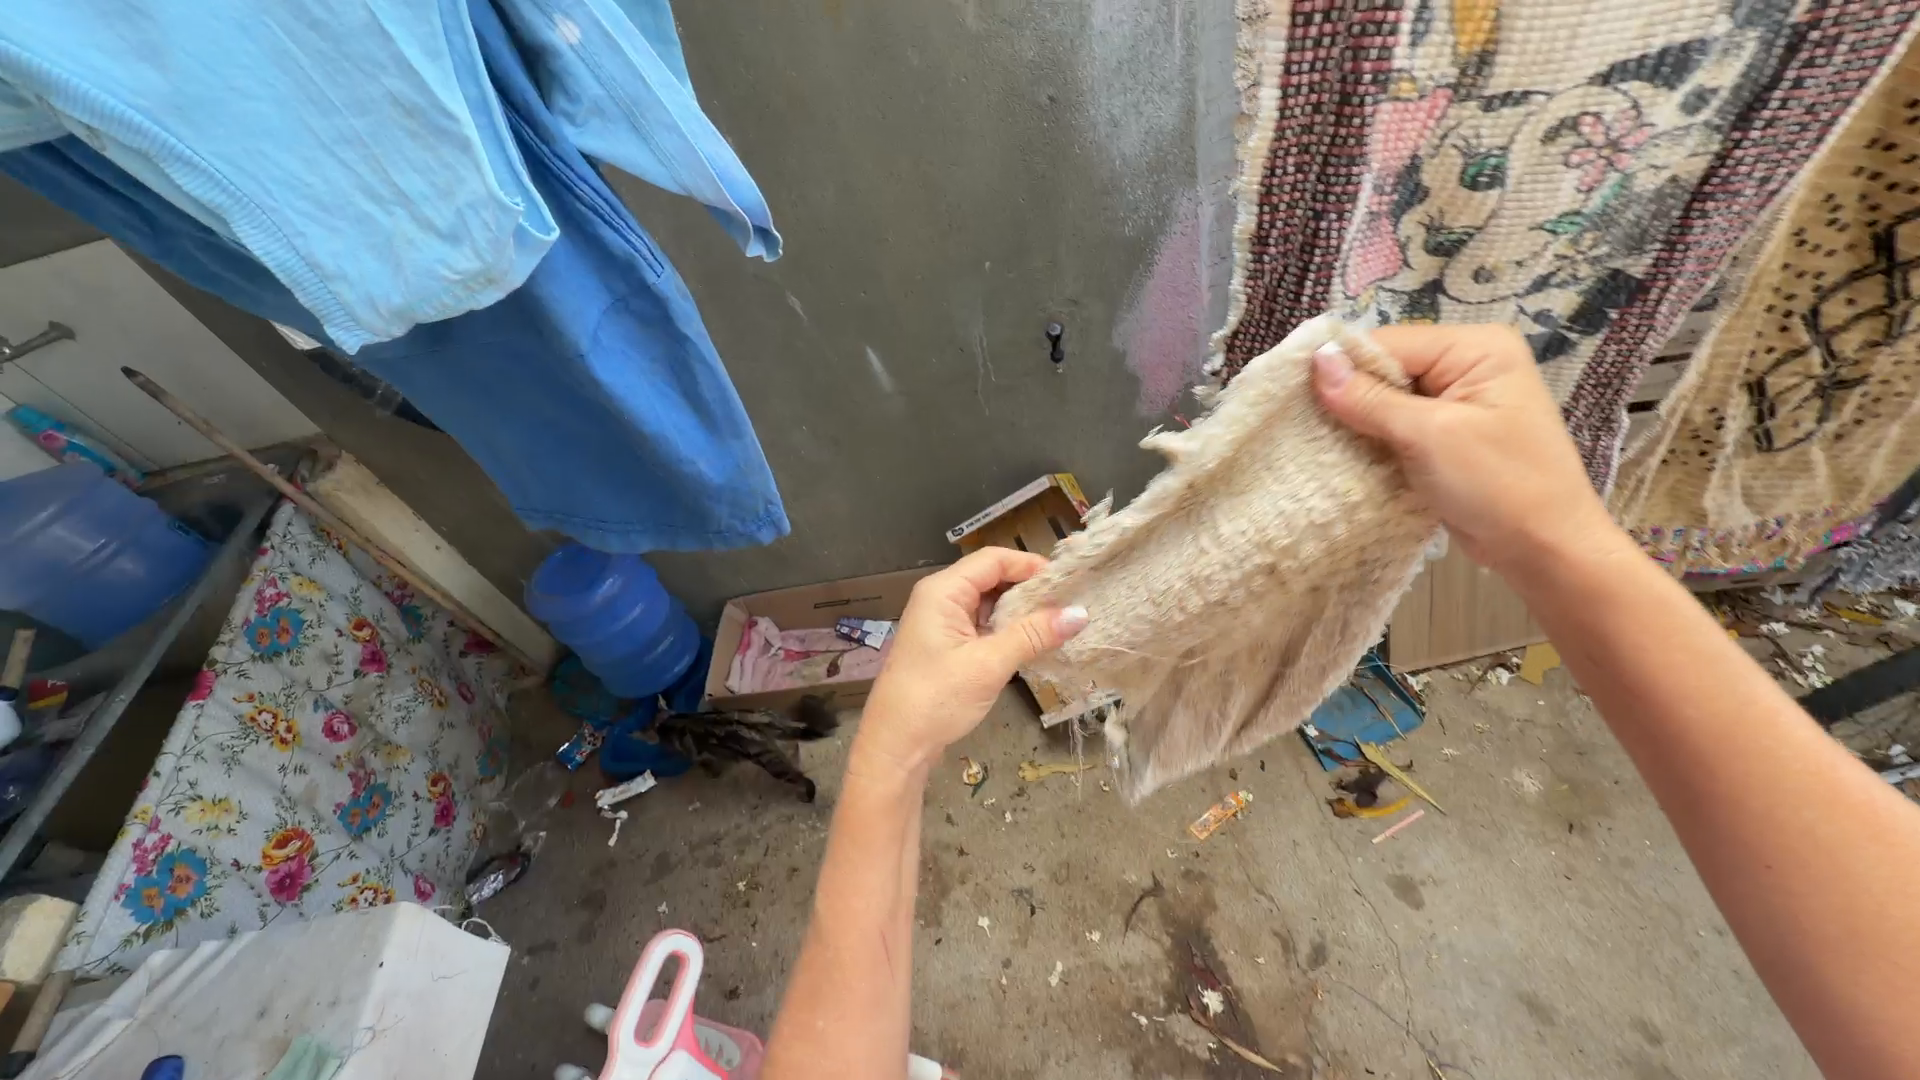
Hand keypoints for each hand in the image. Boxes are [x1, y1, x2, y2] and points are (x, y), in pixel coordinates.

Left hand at [854, 548, 1087, 774]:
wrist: (895, 745)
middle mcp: (940, 599)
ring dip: (1020, 612)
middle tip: (1069, 603)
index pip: (993, 559)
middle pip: (991, 578)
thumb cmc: (936, 698)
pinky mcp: (947, 646)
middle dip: (1028, 589)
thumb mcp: (989, 664)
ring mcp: (942, 623)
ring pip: (988, 604)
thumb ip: (1033, 635)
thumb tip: (1079, 613)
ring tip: (1058, 622)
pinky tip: (1034, 642)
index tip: (1066, 581)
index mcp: (942, 591)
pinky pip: (982, 626)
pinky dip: (1007, 630)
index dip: (1030, 565)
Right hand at [1312, 324, 1627, 574]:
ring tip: (1320, 440)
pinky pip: (1395, 423)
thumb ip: (1369, 398)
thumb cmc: (1497, 484)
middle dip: (1348, 395)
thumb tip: (1317, 361)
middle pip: (1385, 367)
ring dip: (1356, 420)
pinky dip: (1371, 438)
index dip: (1342, 367)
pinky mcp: (1445, 432)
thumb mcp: (1428, 436)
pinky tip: (1349, 453)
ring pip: (1385, 397)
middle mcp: (1467, 363)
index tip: (1296, 397)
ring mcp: (1457, 399)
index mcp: (1475, 347)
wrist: (1543, 547)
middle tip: (1305, 424)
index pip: (1388, 343)